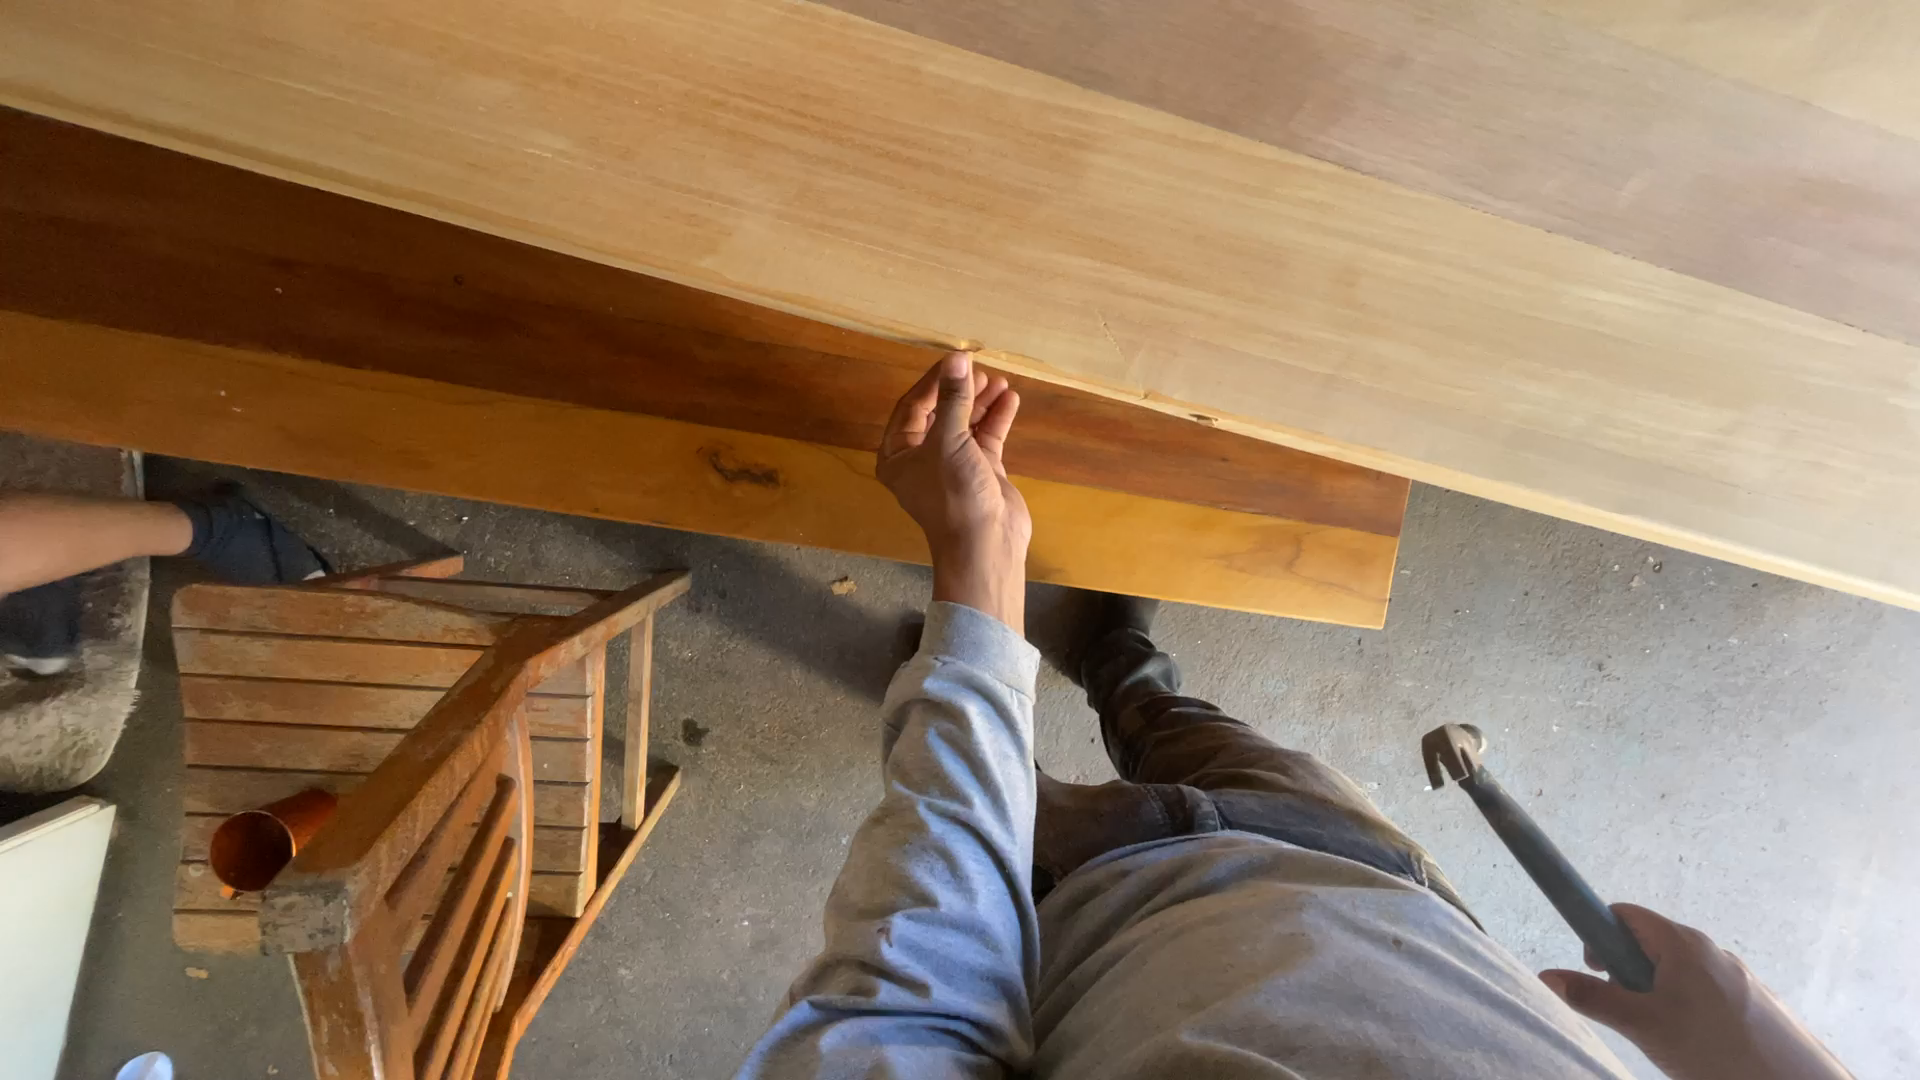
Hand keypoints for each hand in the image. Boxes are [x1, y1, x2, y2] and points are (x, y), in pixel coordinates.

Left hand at [876, 351, 1031, 631]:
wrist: (984, 544)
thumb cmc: (954, 493)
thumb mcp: (949, 440)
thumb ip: (953, 398)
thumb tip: (957, 359)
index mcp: (898, 454)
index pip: (911, 407)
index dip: (934, 382)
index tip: (957, 359)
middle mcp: (922, 459)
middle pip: (939, 413)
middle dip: (959, 391)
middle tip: (981, 372)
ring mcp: (952, 466)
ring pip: (964, 424)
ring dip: (980, 402)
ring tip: (999, 382)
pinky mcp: (979, 473)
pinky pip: (986, 439)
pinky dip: (996, 419)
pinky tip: (1009, 400)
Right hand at [1540, 904, 1852, 1079]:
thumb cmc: (1715, 1051)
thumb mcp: (1643, 1026)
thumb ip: (1592, 997)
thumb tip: (1545, 976)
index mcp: (1682, 943)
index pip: (1624, 914)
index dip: (1601, 935)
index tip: (1599, 970)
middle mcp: (1712, 950)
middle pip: (1650, 942)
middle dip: (1630, 969)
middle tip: (1631, 1007)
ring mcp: (1742, 978)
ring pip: (1679, 970)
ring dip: (1660, 991)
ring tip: (1667, 1031)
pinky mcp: (1763, 1005)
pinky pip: (1709, 992)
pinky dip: (1692, 1008)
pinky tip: (1700, 1042)